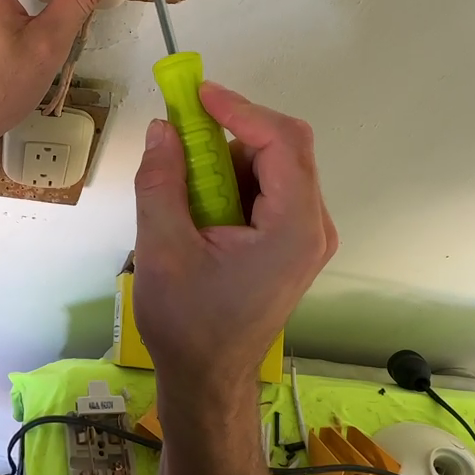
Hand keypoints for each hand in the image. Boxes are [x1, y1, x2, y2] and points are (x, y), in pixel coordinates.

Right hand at [132, 84, 337, 389]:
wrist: (207, 380)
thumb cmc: (187, 322)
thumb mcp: (162, 250)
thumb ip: (161, 183)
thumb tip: (162, 129)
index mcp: (294, 228)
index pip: (282, 143)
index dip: (239, 109)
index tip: (194, 94)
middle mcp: (312, 227)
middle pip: (283, 150)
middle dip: (230, 131)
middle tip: (180, 129)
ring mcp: (303, 238)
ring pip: (272, 170)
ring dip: (226, 160)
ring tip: (179, 179)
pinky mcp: (287, 247)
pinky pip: (265, 195)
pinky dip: (230, 184)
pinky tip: (195, 205)